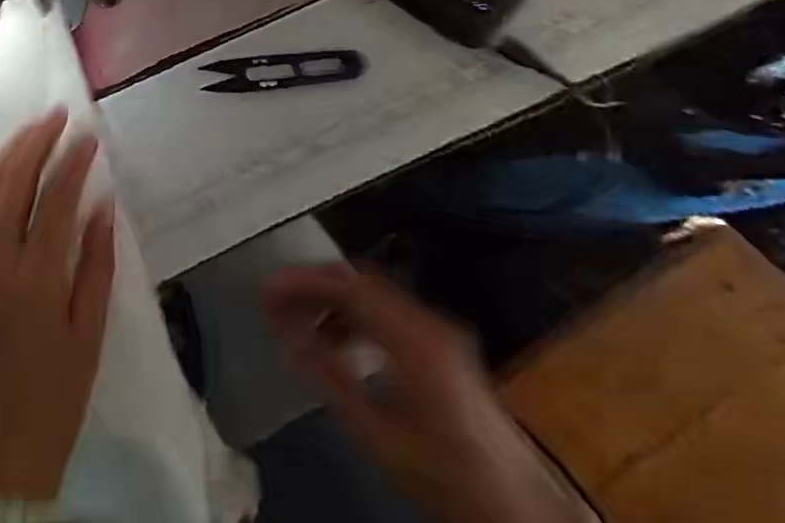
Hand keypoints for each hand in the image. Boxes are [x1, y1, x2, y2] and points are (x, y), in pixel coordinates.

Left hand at [0, 109, 116, 500]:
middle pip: (13, 182)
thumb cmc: (55, 397)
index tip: (89, 134)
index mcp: (35, 276)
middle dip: (35, 141)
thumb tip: (102, 206)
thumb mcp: (88, 334)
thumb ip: (96, 264)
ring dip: (10, 154)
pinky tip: (7, 171)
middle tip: (58, 114)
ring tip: (33, 129)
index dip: (73, 160)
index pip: (54, 197)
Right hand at [264, 266, 596, 522]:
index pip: (349, 289)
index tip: (269, 290)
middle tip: (275, 302)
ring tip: (298, 325)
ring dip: (332, 303)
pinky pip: (388, 313)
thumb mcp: (379, 434)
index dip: (304, 283)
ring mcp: (438, 331)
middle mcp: (428, 322)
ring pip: (373, 295)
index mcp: (414, 340)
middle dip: (314, 287)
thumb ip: (332, 380)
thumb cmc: (444, 475)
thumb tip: (291, 342)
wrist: (515, 504)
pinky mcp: (440, 344)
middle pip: (361, 283)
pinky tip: (334, 342)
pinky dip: (354, 317)